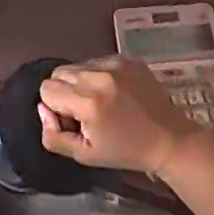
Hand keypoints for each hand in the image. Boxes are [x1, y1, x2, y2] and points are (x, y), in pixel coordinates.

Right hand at [38, 56, 200, 175]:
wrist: (170, 141)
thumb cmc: (125, 151)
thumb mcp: (84, 155)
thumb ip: (53, 135)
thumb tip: (43, 109)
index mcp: (88, 102)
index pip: (47, 88)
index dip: (55, 106)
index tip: (73, 120)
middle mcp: (99, 77)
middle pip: (59, 73)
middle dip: (65, 91)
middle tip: (85, 110)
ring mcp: (115, 65)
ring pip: (78, 66)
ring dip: (82, 82)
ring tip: (103, 101)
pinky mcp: (128, 59)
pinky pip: (98, 61)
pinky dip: (99, 75)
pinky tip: (115, 92)